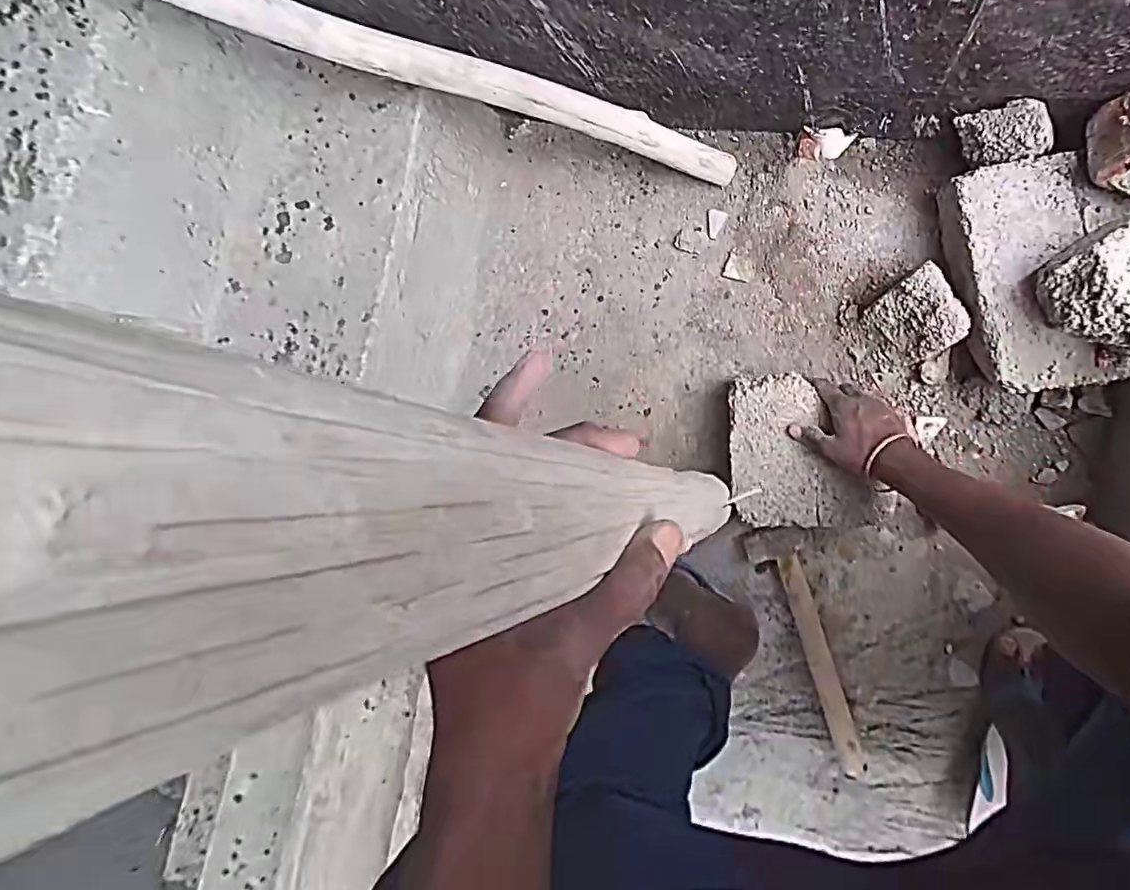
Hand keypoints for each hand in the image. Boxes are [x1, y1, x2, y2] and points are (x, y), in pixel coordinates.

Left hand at [428, 350, 686, 780]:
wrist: (490, 769)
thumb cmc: (512, 710)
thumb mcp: (572, 646)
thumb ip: (622, 588)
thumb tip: (663, 531)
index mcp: (466, 550)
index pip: (485, 453)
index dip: (510, 400)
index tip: (539, 360)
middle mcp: (468, 547)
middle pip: (519, 468)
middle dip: (575, 447)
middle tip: (627, 447)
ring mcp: (485, 565)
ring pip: (529, 494)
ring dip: (575, 476)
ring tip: (621, 468)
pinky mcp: (502, 582)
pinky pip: (537, 524)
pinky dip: (570, 507)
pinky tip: (599, 505)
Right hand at [788, 378, 915, 477]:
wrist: (896, 458)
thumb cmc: (863, 454)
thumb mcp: (832, 449)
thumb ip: (812, 437)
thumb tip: (793, 429)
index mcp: (843, 406)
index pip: (826, 388)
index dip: (817, 383)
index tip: (812, 381)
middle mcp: (860, 400)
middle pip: (846, 388)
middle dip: (837, 390)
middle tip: (831, 397)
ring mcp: (877, 404)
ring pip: (862, 394)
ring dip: (854, 398)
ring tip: (850, 408)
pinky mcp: (890, 412)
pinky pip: (876, 404)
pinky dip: (869, 407)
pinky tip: (869, 417)